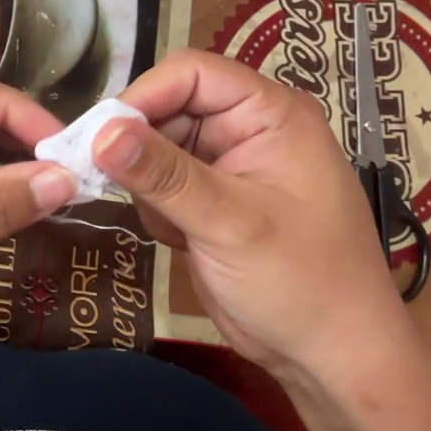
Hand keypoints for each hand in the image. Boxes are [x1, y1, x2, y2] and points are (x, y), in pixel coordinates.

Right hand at [91, 48, 413, 382]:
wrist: (329, 357)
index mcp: (270, 114)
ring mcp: (227, 164)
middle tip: (113, 187)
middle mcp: (247, 128)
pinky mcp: (210, 198)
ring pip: (154, 147)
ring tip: (174, 227)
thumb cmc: (300, 282)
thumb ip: (163, 174)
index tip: (101, 138)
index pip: (190, 73)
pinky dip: (156, 208)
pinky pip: (158, 182)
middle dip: (140, 149)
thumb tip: (100, 132)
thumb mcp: (229, 224)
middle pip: (166, 107)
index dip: (143, 96)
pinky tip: (182, 240)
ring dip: (148, 186)